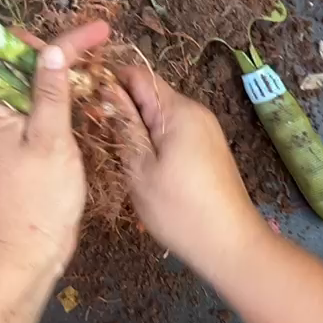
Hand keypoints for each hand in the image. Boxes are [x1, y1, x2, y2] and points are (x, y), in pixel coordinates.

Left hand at [0, 20, 111, 276]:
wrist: (26, 251)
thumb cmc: (35, 197)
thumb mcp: (47, 140)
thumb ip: (51, 94)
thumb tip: (52, 50)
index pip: (20, 52)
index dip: (57, 37)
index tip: (97, 30)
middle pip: (27, 62)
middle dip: (62, 46)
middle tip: (101, 36)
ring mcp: (12, 123)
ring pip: (39, 81)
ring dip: (66, 67)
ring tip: (99, 52)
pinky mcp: (28, 139)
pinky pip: (45, 103)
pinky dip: (66, 92)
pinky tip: (88, 87)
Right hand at [113, 58, 271, 279]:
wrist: (233, 248)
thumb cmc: (181, 209)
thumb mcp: (140, 168)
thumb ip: (123, 124)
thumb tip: (105, 88)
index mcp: (178, 110)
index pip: (138, 74)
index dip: (110, 81)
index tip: (89, 103)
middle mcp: (194, 111)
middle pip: (149, 93)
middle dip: (122, 107)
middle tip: (99, 133)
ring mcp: (204, 130)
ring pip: (159, 114)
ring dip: (137, 126)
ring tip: (117, 152)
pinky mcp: (207, 147)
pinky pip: (173, 130)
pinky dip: (153, 140)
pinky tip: (142, 165)